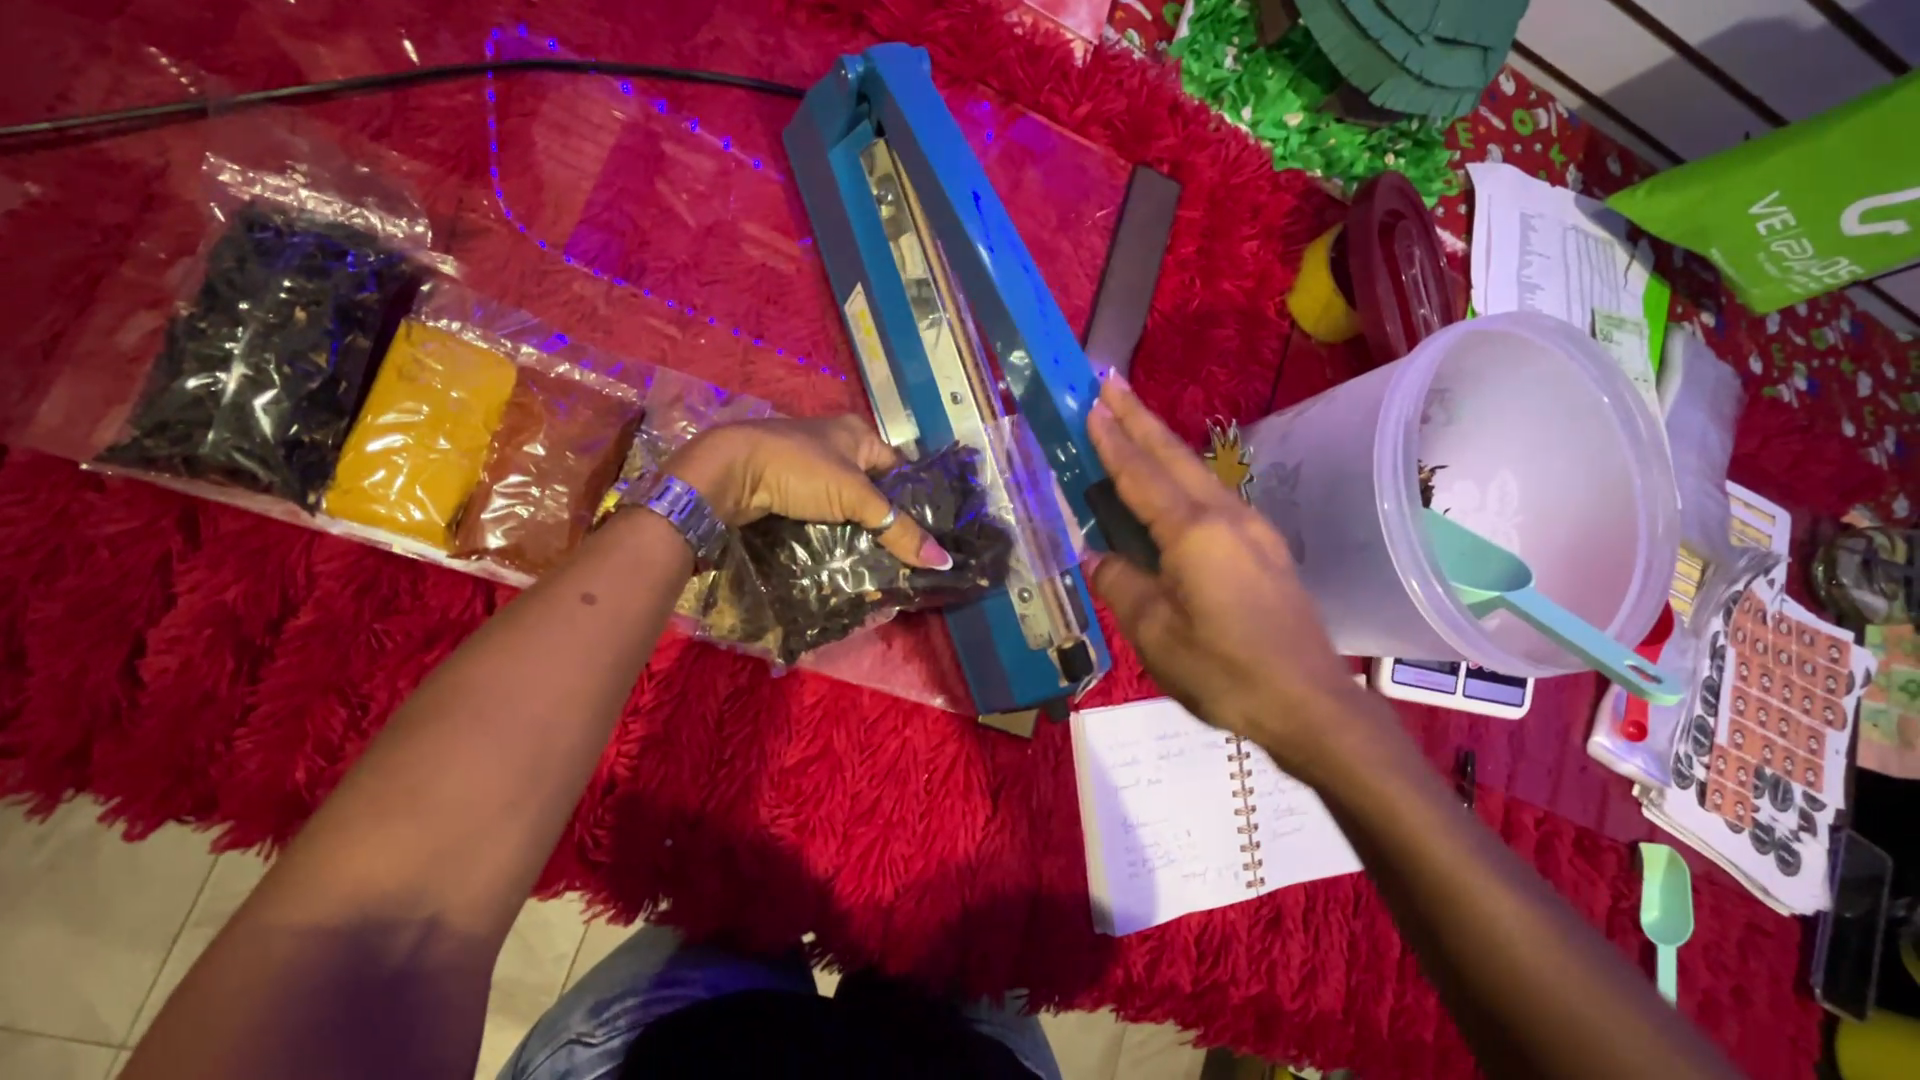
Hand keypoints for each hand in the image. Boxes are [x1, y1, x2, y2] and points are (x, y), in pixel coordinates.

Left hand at [666, 415, 952, 568]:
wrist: (729, 473)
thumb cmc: (799, 469)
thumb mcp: (856, 498)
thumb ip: (899, 529)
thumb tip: (944, 561)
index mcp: (858, 433)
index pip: (900, 469)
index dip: (915, 500)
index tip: (931, 536)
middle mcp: (836, 446)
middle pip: (874, 489)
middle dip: (886, 521)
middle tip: (908, 556)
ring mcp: (808, 469)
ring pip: (846, 506)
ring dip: (858, 531)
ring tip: (881, 564)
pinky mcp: (787, 491)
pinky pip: (821, 515)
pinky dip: (832, 534)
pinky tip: (844, 557)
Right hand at [1087, 376, 1385, 776]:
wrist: (1310, 703)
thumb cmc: (1226, 671)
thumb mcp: (1157, 636)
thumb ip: (1123, 586)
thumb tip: (1098, 557)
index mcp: (1194, 533)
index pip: (1142, 475)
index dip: (1113, 440)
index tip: (1090, 402)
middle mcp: (1226, 517)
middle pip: (1175, 458)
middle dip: (1140, 418)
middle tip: (1110, 382)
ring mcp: (1253, 532)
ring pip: (1197, 476)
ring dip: (1162, 446)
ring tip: (1134, 424)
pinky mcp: (1265, 552)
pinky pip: (1212, 500)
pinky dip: (1182, 481)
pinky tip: (1172, 490)